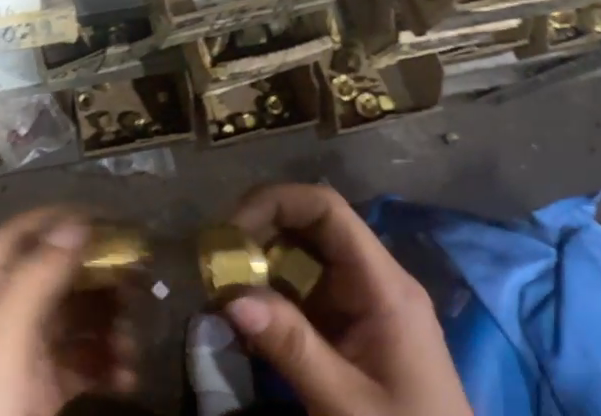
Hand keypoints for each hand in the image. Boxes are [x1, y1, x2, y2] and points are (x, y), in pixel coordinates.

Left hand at [0, 208, 134, 415]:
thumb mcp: (3, 335)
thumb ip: (38, 276)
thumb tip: (76, 222)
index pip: (22, 236)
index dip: (64, 223)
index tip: (116, 223)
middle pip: (54, 278)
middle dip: (98, 280)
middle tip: (141, 283)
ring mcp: (19, 355)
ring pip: (73, 322)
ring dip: (108, 326)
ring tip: (132, 344)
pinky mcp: (39, 393)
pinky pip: (79, 365)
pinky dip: (105, 366)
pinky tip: (126, 377)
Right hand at [224, 184, 471, 415]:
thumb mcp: (346, 403)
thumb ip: (292, 348)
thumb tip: (230, 297)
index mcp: (384, 285)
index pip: (327, 209)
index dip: (274, 204)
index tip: (230, 235)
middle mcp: (373, 281)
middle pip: (309, 227)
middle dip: (258, 237)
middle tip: (216, 268)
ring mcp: (362, 304)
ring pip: (302, 259)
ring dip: (258, 269)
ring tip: (220, 296)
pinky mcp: (350, 328)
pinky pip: (303, 293)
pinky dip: (269, 298)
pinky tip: (244, 323)